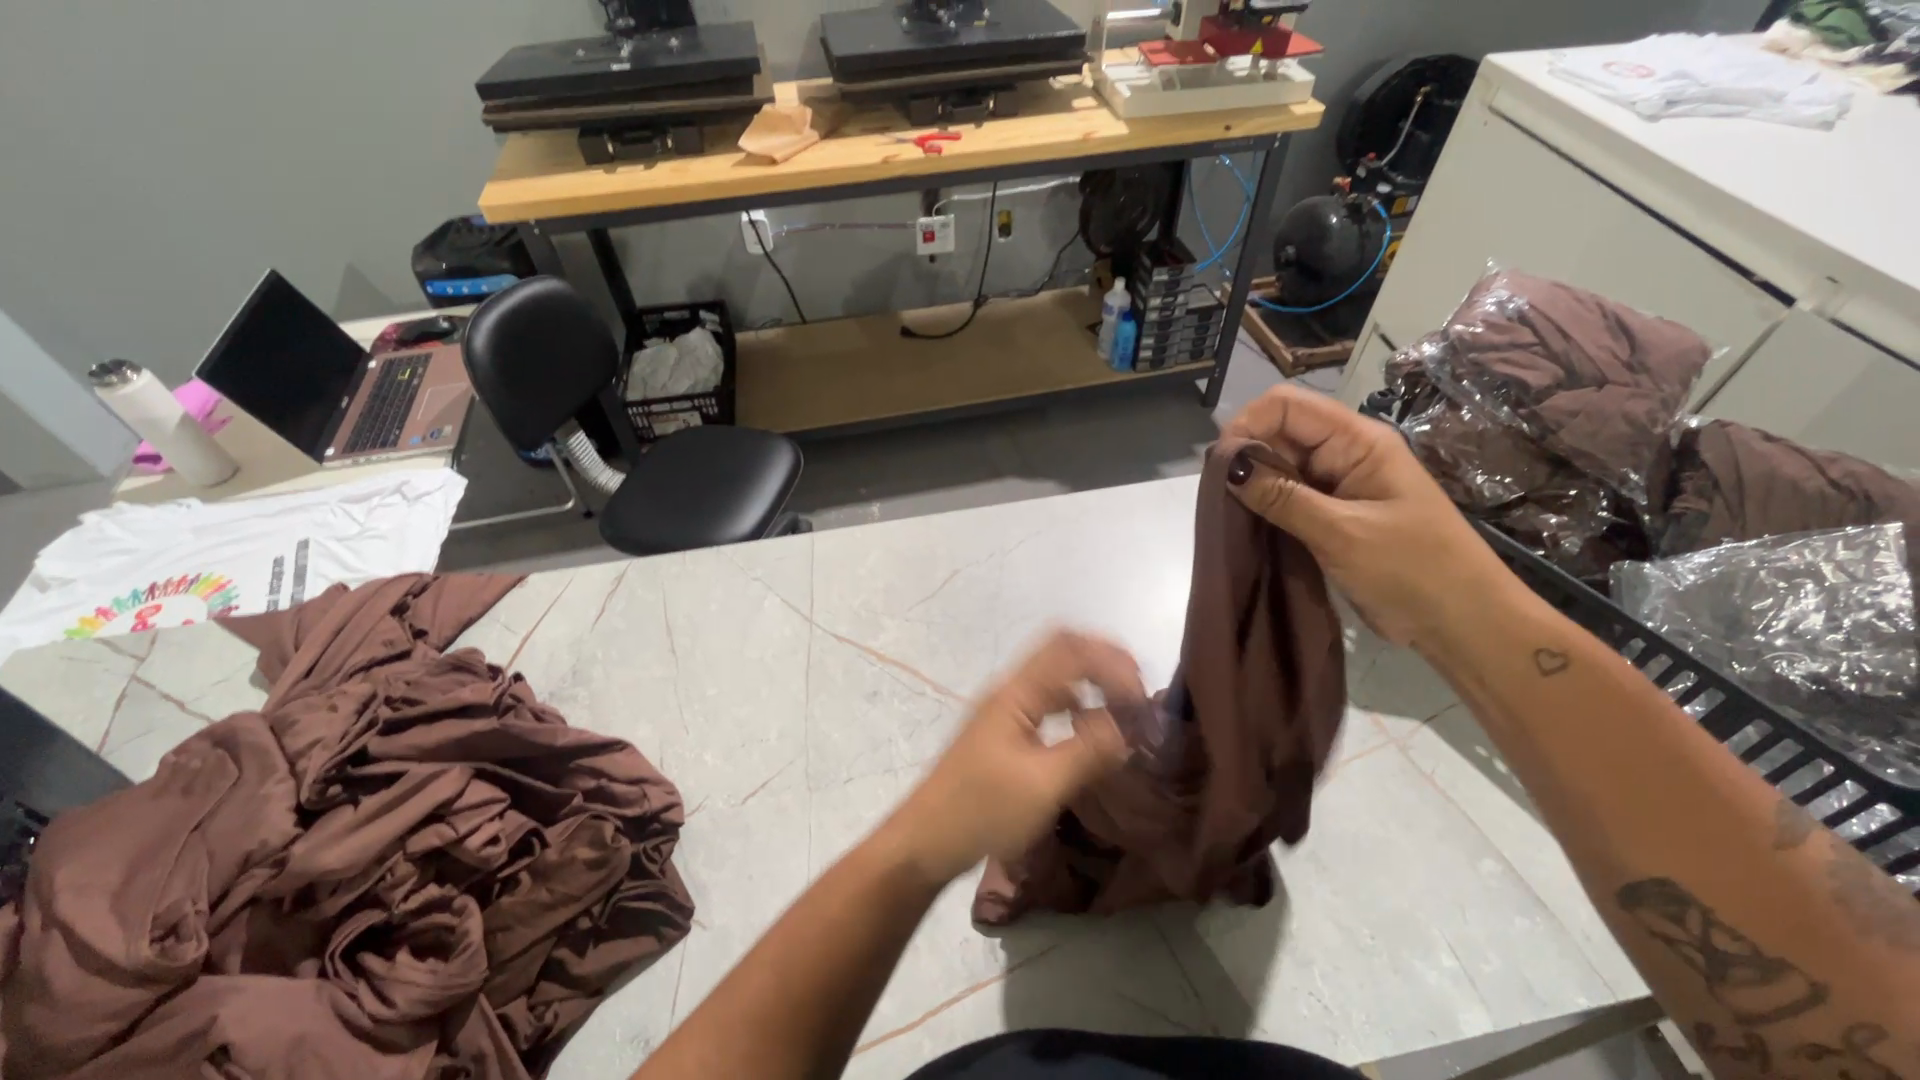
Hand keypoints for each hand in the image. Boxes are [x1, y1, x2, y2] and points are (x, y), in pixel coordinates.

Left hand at [888, 631, 1144, 884]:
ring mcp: (1003, 712)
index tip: (1142, 696)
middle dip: (1104, 665)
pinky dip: (1076, 709)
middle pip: (1062, 653)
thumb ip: (1089, 750)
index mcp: (1016, 693)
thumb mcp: (1043, 785)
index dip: (1111, 659)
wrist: (925, 841)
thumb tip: (1129, 726)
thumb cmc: (982, 812)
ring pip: (1055, 679)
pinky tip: (1090, 737)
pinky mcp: (1002, 734)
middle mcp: (1009, 691)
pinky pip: (1047, 704)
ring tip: (1124, 714)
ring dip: (1091, 686)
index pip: (1070, 648)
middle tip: (1138, 696)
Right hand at [1223, 385, 1516, 647]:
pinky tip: (1247, 526)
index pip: (1287, 406)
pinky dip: (1265, 508)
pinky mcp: (1332, 516)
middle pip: (1279, 432)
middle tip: (1220, 498)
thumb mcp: (1343, 533)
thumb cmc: (1413, 570)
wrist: (1463, 623)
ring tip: (1229, 514)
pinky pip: (1288, 498)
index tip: (1222, 467)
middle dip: (1246, 456)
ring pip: (1280, 466)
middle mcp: (1345, 454)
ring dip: (1253, 485)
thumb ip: (1283, 497)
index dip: (1248, 425)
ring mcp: (1338, 486)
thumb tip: (1229, 466)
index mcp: (1358, 441)